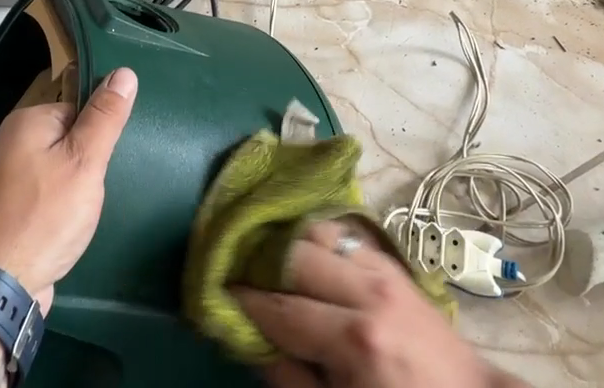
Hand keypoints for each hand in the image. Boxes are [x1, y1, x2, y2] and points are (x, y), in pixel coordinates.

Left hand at [0, 67, 138, 306]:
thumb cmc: (46, 216)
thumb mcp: (85, 162)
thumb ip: (105, 118)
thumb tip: (124, 72)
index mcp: (25, 121)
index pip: (75, 113)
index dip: (93, 141)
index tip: (97, 168)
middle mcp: (4, 143)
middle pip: (61, 143)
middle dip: (80, 170)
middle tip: (86, 197)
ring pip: (48, 174)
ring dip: (65, 194)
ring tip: (72, 220)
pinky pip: (33, 200)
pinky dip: (47, 213)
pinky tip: (54, 234)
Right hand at [234, 219, 523, 387]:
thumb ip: (286, 375)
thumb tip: (244, 334)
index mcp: (355, 338)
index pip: (277, 306)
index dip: (239, 299)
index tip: (212, 293)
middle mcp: (368, 290)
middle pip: (291, 255)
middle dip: (255, 261)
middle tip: (231, 270)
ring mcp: (383, 268)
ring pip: (315, 230)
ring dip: (283, 239)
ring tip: (260, 255)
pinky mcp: (391, 259)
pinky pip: (340, 232)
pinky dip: (311, 234)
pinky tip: (295, 246)